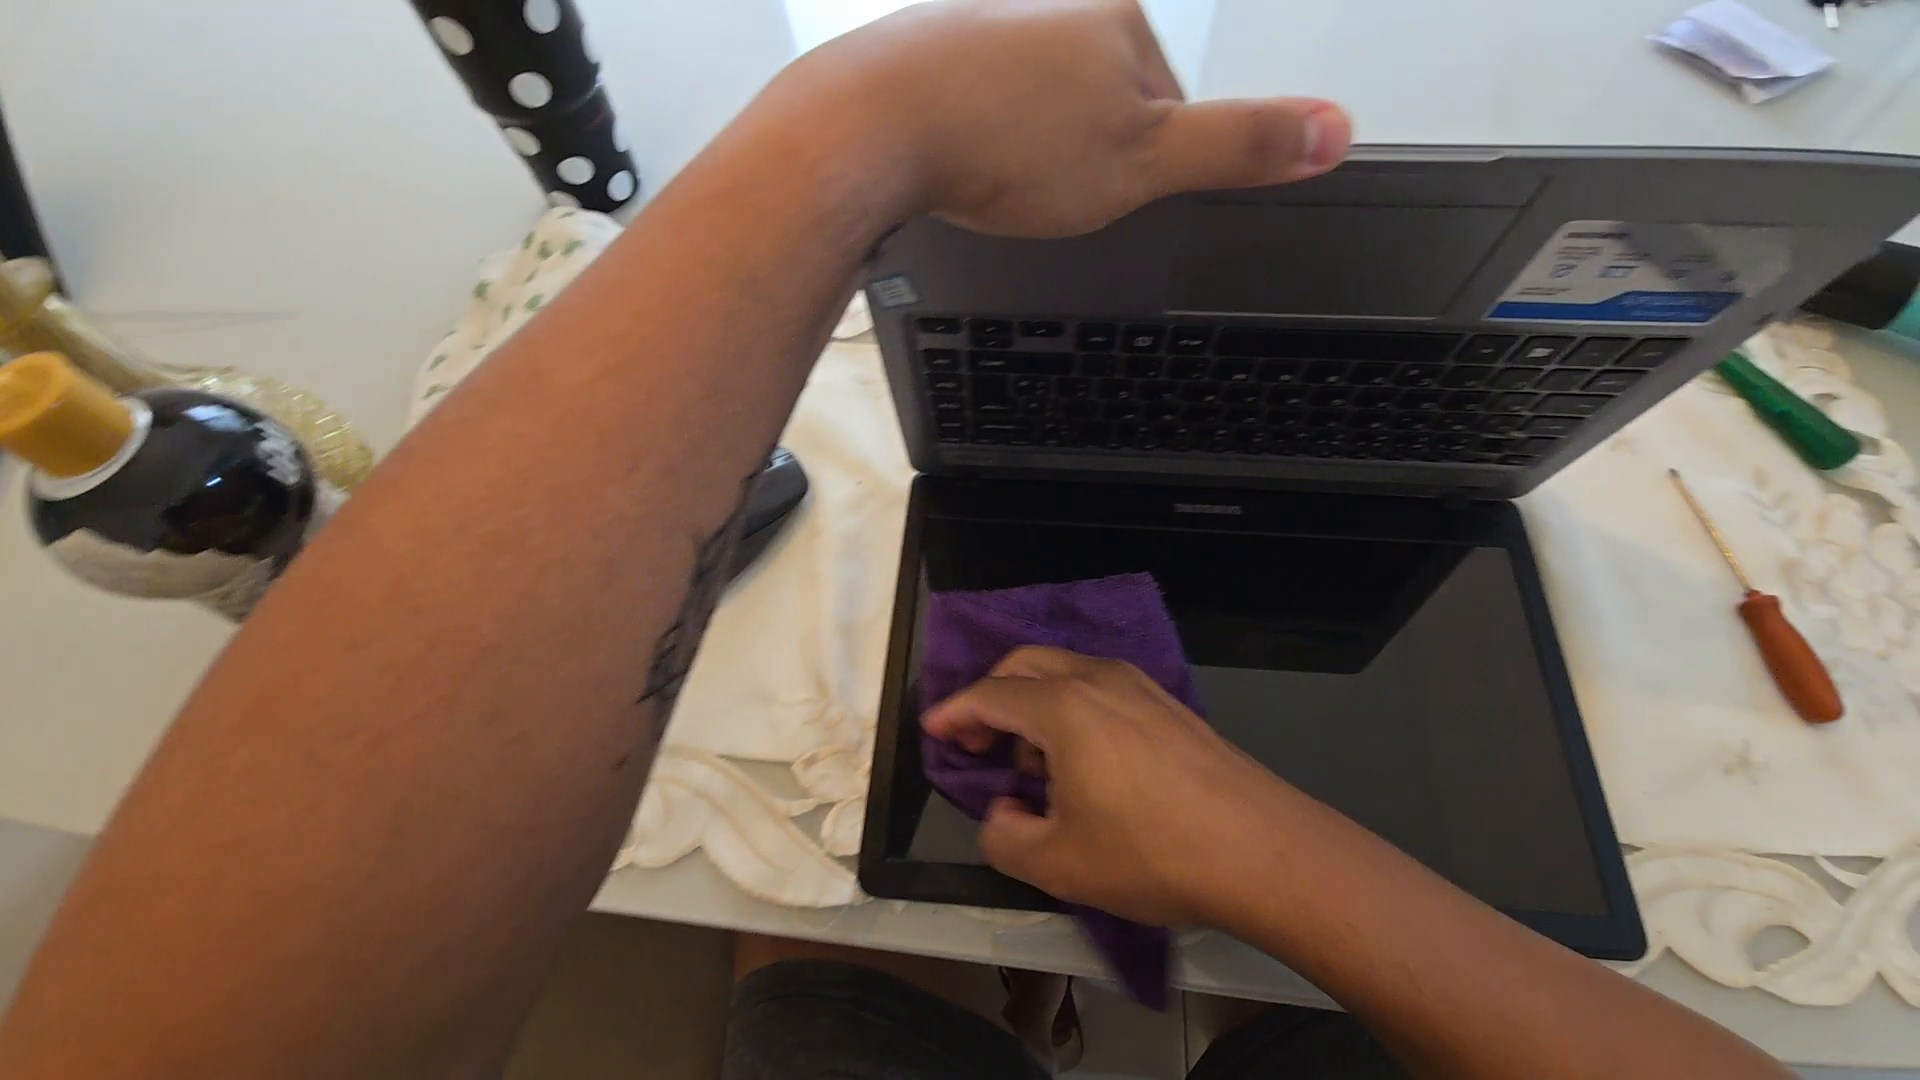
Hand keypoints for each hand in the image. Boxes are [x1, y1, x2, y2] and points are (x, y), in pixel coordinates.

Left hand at [786, 0, 1350, 236]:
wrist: (874, 129)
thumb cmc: (1002, 142)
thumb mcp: (1142, 162)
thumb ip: (1236, 146)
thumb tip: (1334, 130)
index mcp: (1116, 21)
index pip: (1166, 99)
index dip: (1145, 162)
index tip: (1112, 191)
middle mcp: (1054, 7)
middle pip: (1098, 100)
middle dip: (1083, 157)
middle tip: (1049, 193)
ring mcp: (989, 23)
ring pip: (1034, 105)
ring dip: (1026, 151)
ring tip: (1001, 182)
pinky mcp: (935, 50)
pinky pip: (977, 106)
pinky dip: (976, 141)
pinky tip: (962, 163)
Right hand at [922, 646, 1296, 925]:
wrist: (1263, 850)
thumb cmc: (1153, 854)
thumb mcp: (1058, 865)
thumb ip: (1004, 836)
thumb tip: (1003, 811)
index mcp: (1063, 707)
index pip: (990, 695)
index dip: (954, 711)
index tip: (932, 729)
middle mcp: (1098, 679)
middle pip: (1024, 665)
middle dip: (989, 695)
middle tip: (973, 738)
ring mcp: (1140, 686)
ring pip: (1064, 671)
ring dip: (1031, 701)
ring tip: (1028, 757)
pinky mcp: (1168, 704)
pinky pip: (1098, 687)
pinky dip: (1069, 707)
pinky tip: (1081, 758)